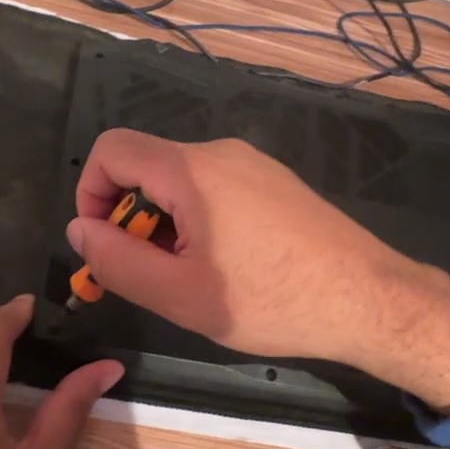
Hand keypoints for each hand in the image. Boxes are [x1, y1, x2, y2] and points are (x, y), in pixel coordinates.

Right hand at [67, 129, 449, 412]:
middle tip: (147, 274)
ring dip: (165, 223)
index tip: (102, 244)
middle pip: (147, 166)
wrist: (369, 298)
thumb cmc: (270, 299)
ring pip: (182, 181)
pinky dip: (199, 220)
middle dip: (130, 217)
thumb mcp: (179, 294)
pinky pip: (216, 188)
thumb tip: (80, 229)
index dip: (89, 192)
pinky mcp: (276, 182)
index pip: (111, 148)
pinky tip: (226, 266)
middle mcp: (221, 152)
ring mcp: (254, 163)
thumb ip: (117, 260)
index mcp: (192, 169)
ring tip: (190, 277)